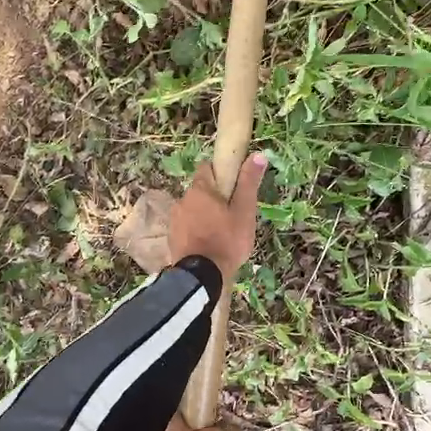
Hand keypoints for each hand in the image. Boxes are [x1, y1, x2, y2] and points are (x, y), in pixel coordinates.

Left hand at [166, 153, 266, 281]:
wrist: (201, 275)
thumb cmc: (227, 240)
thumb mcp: (244, 211)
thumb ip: (249, 182)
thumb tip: (258, 154)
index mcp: (199, 189)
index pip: (206, 168)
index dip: (220, 173)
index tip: (233, 186)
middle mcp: (182, 199)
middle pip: (200, 191)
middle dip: (213, 198)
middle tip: (232, 215)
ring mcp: (174, 219)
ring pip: (192, 210)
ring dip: (204, 216)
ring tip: (221, 234)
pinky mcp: (172, 237)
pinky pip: (186, 227)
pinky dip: (196, 231)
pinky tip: (208, 244)